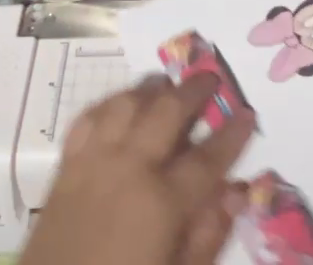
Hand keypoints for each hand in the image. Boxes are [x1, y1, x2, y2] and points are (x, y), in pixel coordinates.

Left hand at [19, 73, 253, 264]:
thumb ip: (208, 236)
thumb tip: (236, 191)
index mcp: (162, 203)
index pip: (207, 158)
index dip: (232, 134)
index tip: (249, 113)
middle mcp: (128, 170)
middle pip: (166, 112)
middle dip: (193, 90)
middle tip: (211, 77)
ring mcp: (92, 164)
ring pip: (125, 104)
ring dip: (150, 88)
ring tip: (167, 83)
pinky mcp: (64, 170)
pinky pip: (88, 118)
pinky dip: (109, 103)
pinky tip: (121, 104)